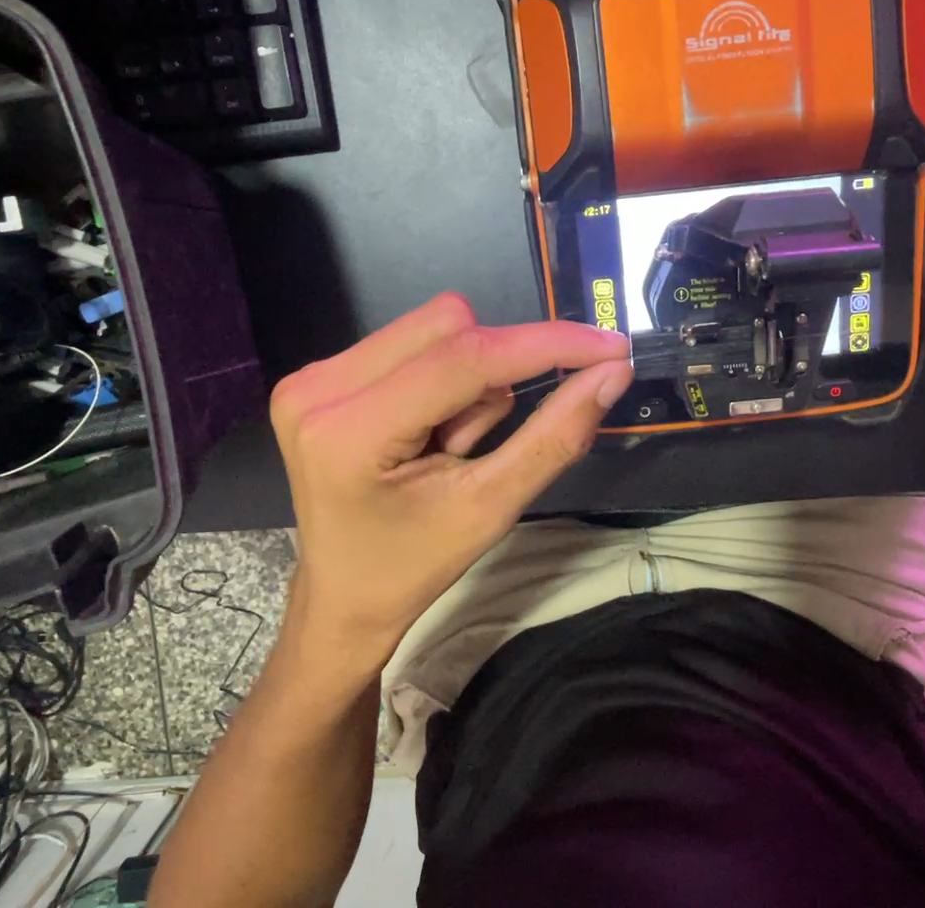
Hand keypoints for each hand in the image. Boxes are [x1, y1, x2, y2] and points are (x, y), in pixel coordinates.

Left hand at [269, 294, 633, 664]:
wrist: (343, 599)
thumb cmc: (412, 567)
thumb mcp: (490, 509)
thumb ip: (553, 437)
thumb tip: (612, 374)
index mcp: (350, 432)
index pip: (464, 358)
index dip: (545, 344)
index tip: (609, 347)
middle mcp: (319, 388)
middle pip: (448, 324)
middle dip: (494, 372)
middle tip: (479, 441)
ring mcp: (312, 378)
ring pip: (433, 328)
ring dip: (468, 379)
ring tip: (447, 447)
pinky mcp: (320, 376)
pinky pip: (410, 342)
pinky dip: (442, 379)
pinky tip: (427, 432)